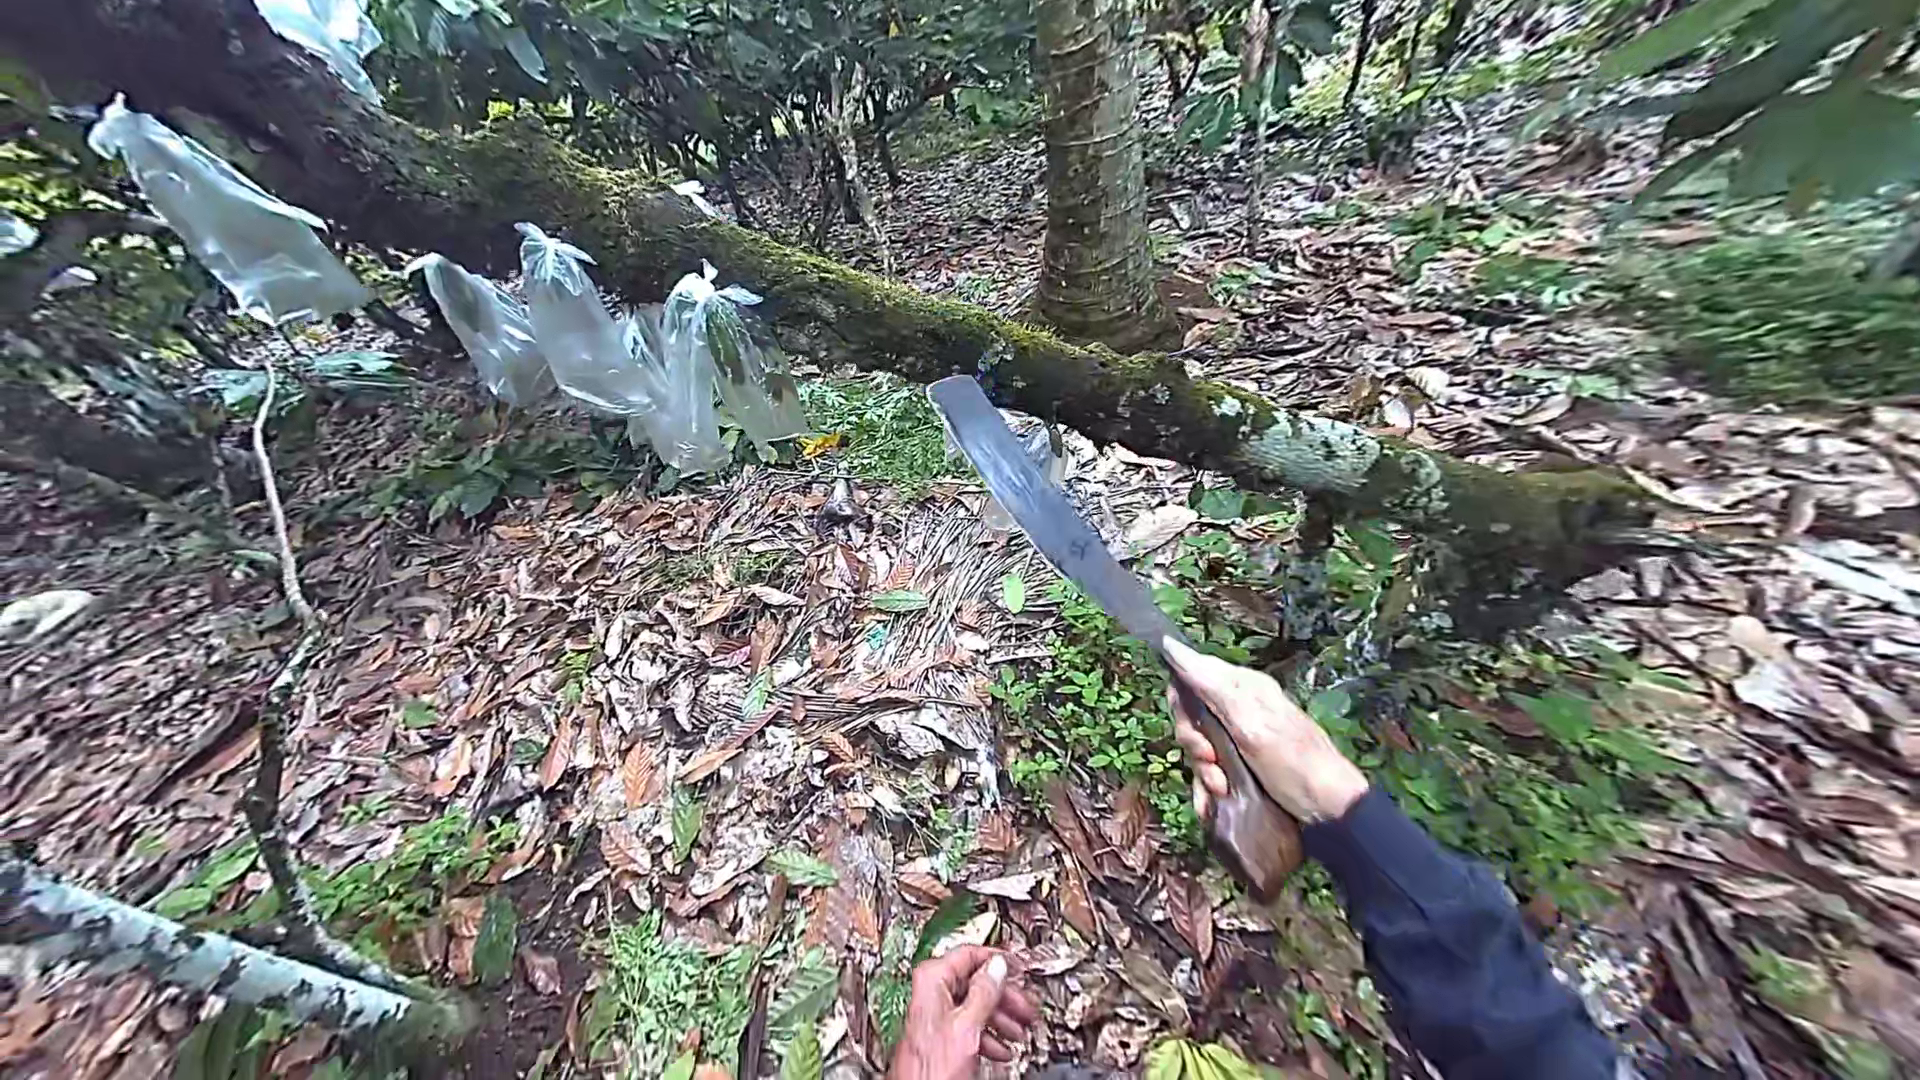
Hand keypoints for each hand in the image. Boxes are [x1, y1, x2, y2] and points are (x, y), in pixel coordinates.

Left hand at [888, 947, 1035, 1079]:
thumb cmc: (932, 1069)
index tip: (1017, 967)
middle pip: (975, 982)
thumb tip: (998, 966)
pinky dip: (987, 1035)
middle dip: (1003, 997)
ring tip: (1018, 1030)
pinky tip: (1000, 1048)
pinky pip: (968, 1027)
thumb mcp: (966, 1025)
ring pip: (975, 1006)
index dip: (997, 960)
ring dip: (999, 1018)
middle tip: (1025, 1006)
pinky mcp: (939, 1038)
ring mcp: (934, 1015)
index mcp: (932, 978)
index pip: (970, 954)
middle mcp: (931, 992)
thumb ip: (984, 992)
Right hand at [1164, 637, 1368, 822]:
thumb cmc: (1293, 764)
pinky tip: (1214, 801)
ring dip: (1202, 769)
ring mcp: (1239, 736)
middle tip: (1210, 760)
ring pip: (1198, 745)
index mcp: (1241, 687)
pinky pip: (1209, 768)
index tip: (1193, 729)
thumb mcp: (1249, 723)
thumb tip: (1170, 643)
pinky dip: (1208, 786)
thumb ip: (1210, 685)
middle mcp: (1237, 706)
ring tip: (1221, 788)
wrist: (1332, 815)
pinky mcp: (1240, 763)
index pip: (1189, 676)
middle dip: (1194, 743)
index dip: (1180, 702)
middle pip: (1190, 715)